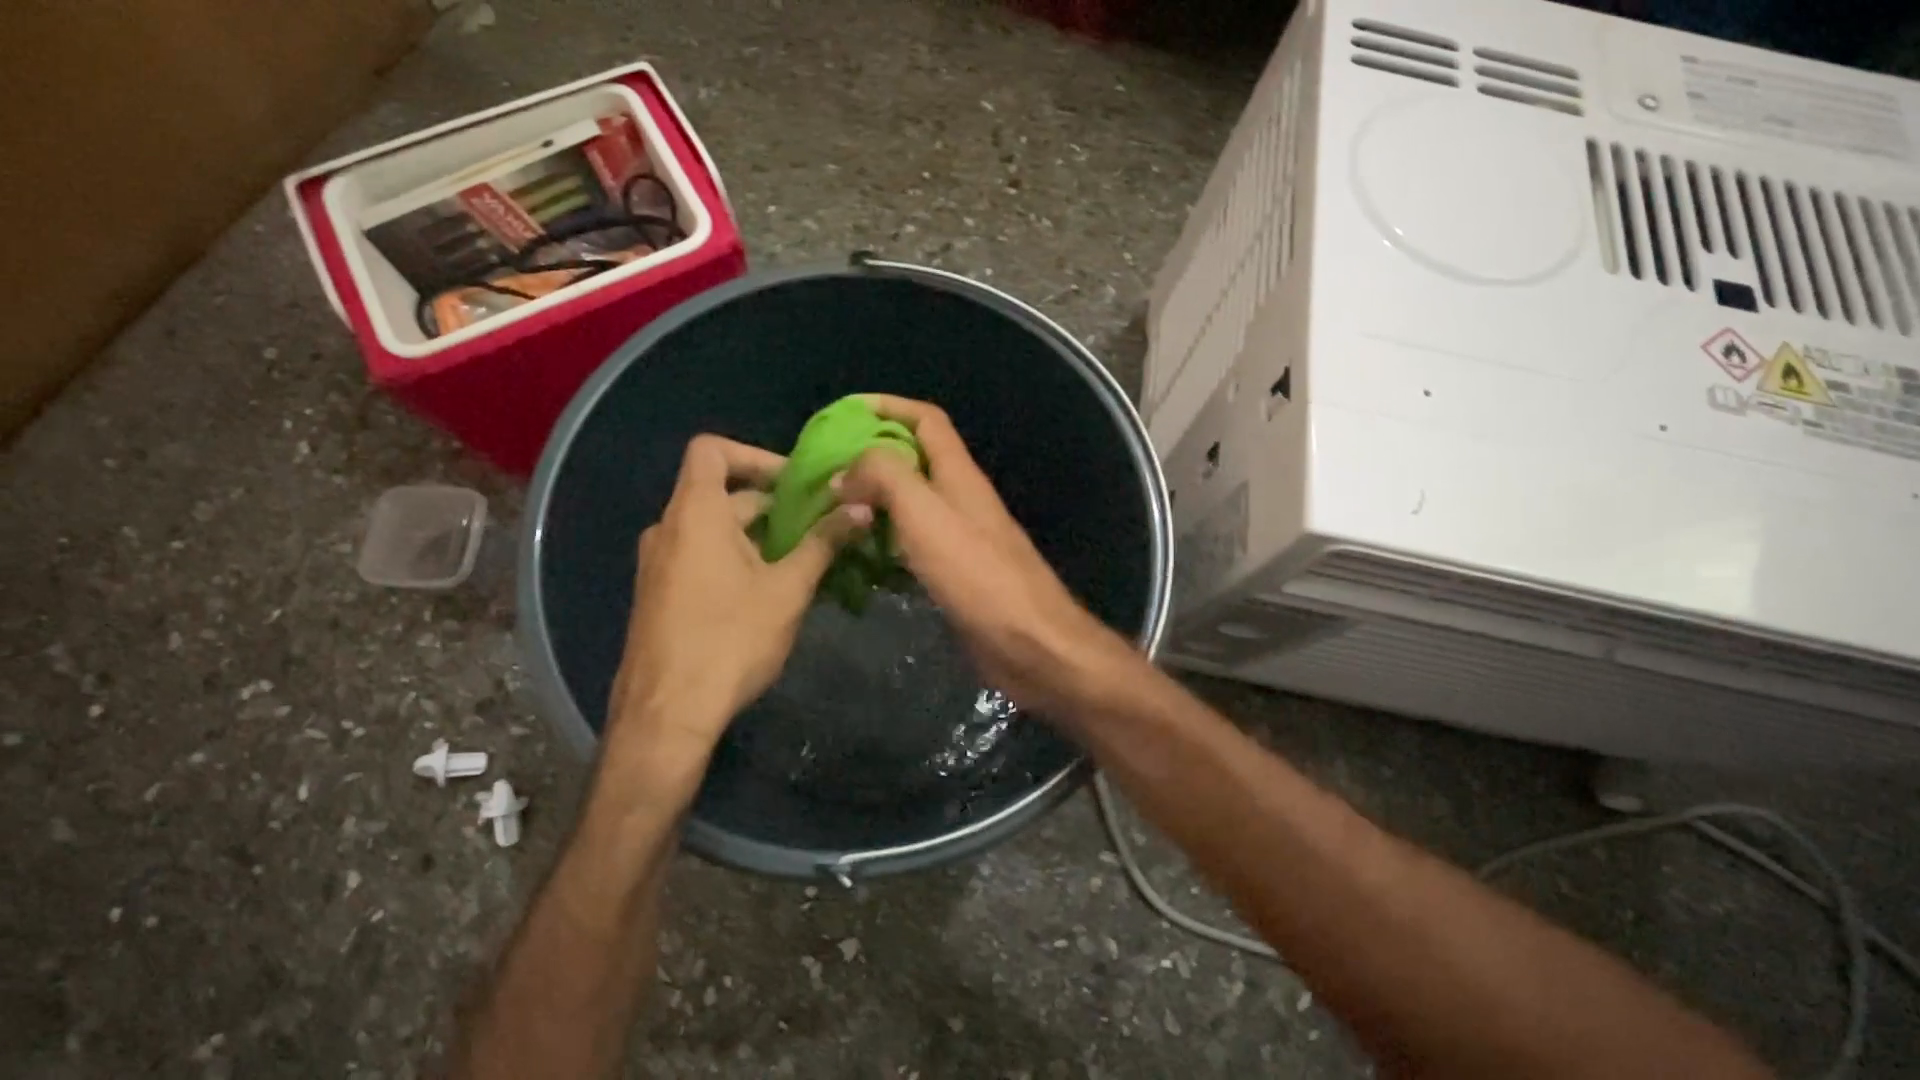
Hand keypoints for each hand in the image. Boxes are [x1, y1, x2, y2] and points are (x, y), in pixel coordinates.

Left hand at [604, 435, 865, 779]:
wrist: (666, 712)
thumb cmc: (730, 640)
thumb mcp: (787, 590)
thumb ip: (823, 543)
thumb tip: (861, 507)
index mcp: (695, 513)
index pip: (712, 450)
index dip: (755, 455)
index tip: (795, 483)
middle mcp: (668, 528)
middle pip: (719, 492)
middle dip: (771, 505)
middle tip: (818, 526)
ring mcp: (658, 563)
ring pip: (712, 529)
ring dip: (756, 535)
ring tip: (802, 561)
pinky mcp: (659, 594)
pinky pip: (698, 556)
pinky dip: (733, 558)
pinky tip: (768, 593)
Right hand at [835, 395, 1133, 716]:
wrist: (1029, 644)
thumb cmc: (978, 575)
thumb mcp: (926, 514)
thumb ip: (885, 478)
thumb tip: (845, 472)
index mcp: (958, 475)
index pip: (925, 420)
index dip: (887, 407)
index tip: (841, 413)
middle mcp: (960, 500)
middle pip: (913, 462)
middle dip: (869, 457)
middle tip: (822, 471)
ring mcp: (959, 539)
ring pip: (909, 506)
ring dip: (871, 502)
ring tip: (827, 511)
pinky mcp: (954, 576)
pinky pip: (910, 547)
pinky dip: (882, 544)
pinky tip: (855, 558)